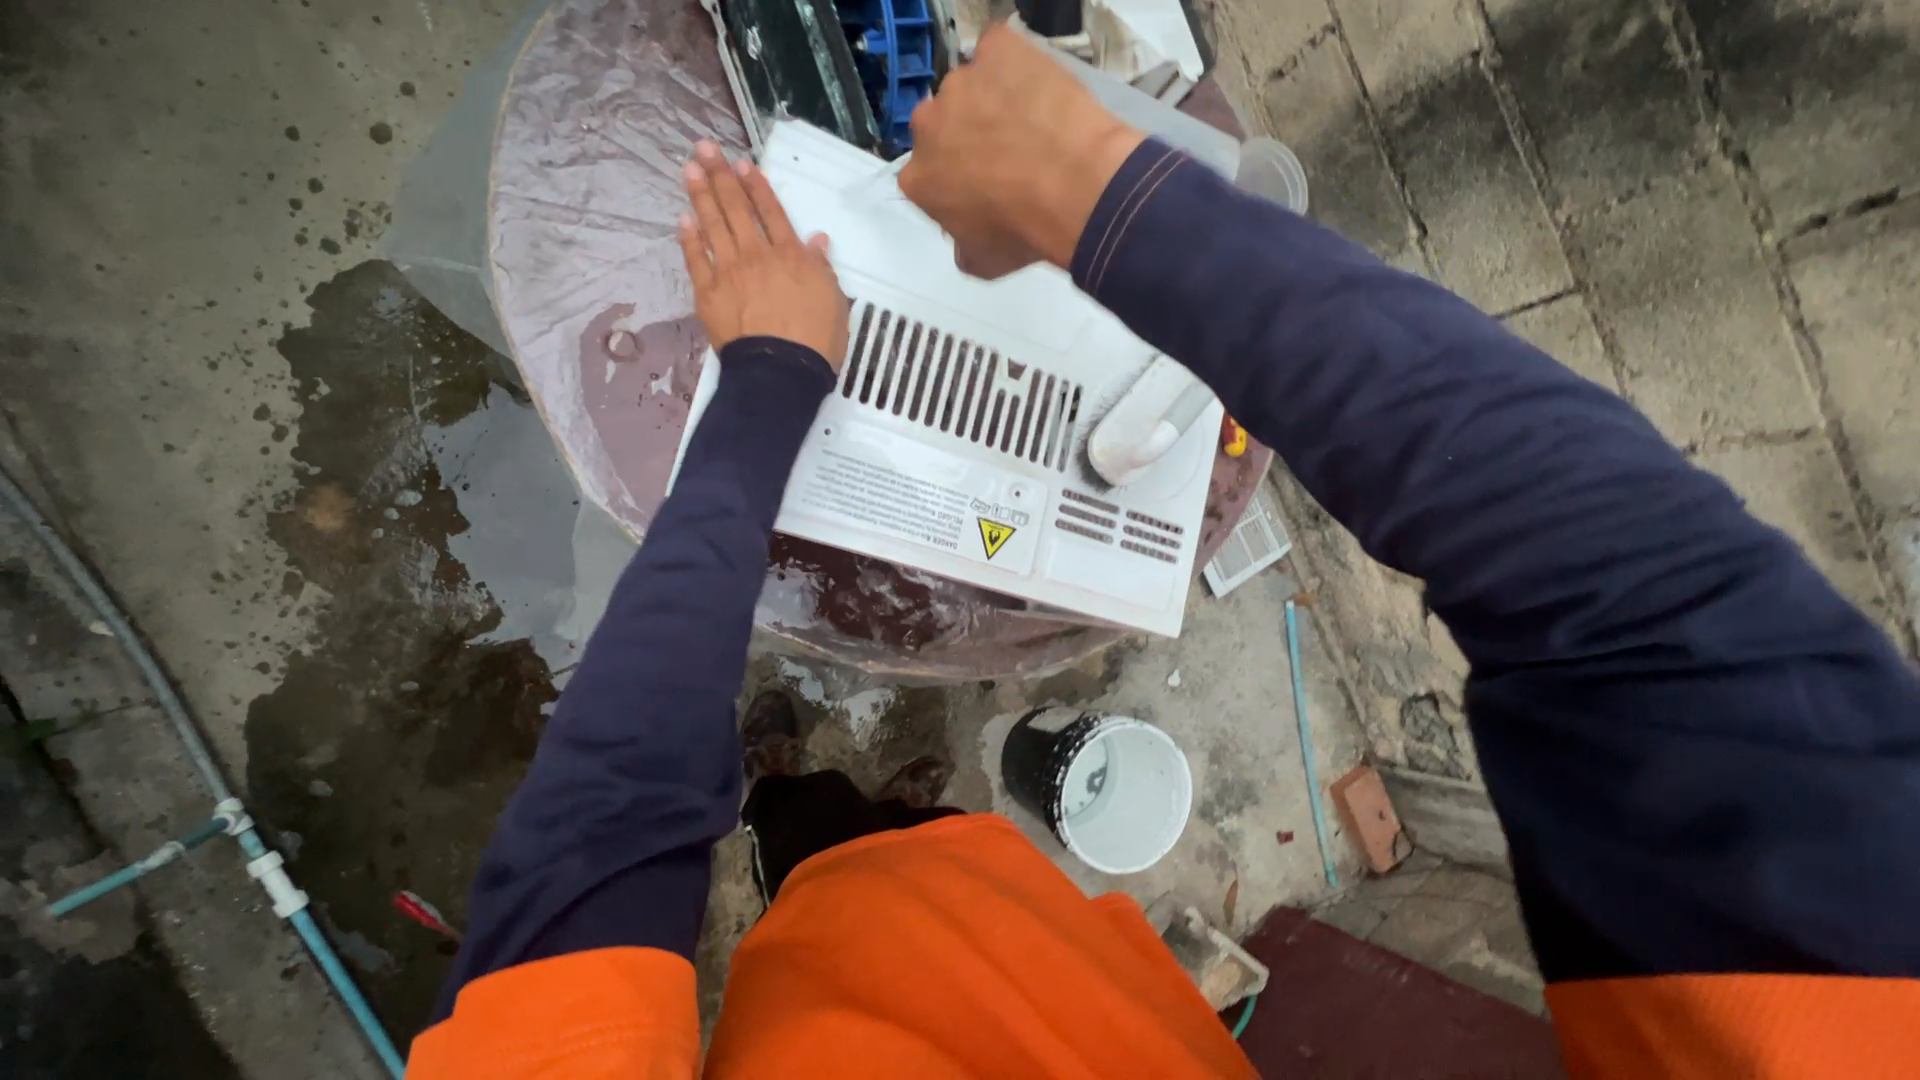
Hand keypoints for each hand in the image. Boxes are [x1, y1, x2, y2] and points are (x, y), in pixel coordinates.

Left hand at [679, 141, 850, 368]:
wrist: (781, 370)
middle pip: (736, 209)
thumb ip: (821, 268)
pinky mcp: (708, 294)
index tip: (743, 164)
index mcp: (791, 255)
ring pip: (713, 225)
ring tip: (689, 170)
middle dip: (719, 176)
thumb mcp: (833, 301)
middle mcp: (757, 255)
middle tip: (704, 149)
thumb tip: (816, 241)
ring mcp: (728, 272)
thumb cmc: (816, 340)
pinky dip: (690, 238)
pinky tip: (684, 220)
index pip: (771, 212)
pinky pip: (696, 259)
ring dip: (700, 195)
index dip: (756, 186)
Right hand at [898, 24, 1144, 278]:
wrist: (1074, 186)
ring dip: (991, 104)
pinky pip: (999, 52)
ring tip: (1031, 127)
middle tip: (1006, 159)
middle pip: (942, 127)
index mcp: (918, 178)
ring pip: (971, 90)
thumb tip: (963, 237)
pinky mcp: (997, 50)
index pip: (925, 176)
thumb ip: (961, 244)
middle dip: (966, 140)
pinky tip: (1038, 93)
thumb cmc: (1024, 232)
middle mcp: (928, 125)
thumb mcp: (983, 262)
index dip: (953, 182)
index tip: (979, 190)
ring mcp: (962, 82)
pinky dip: (1014, 67)